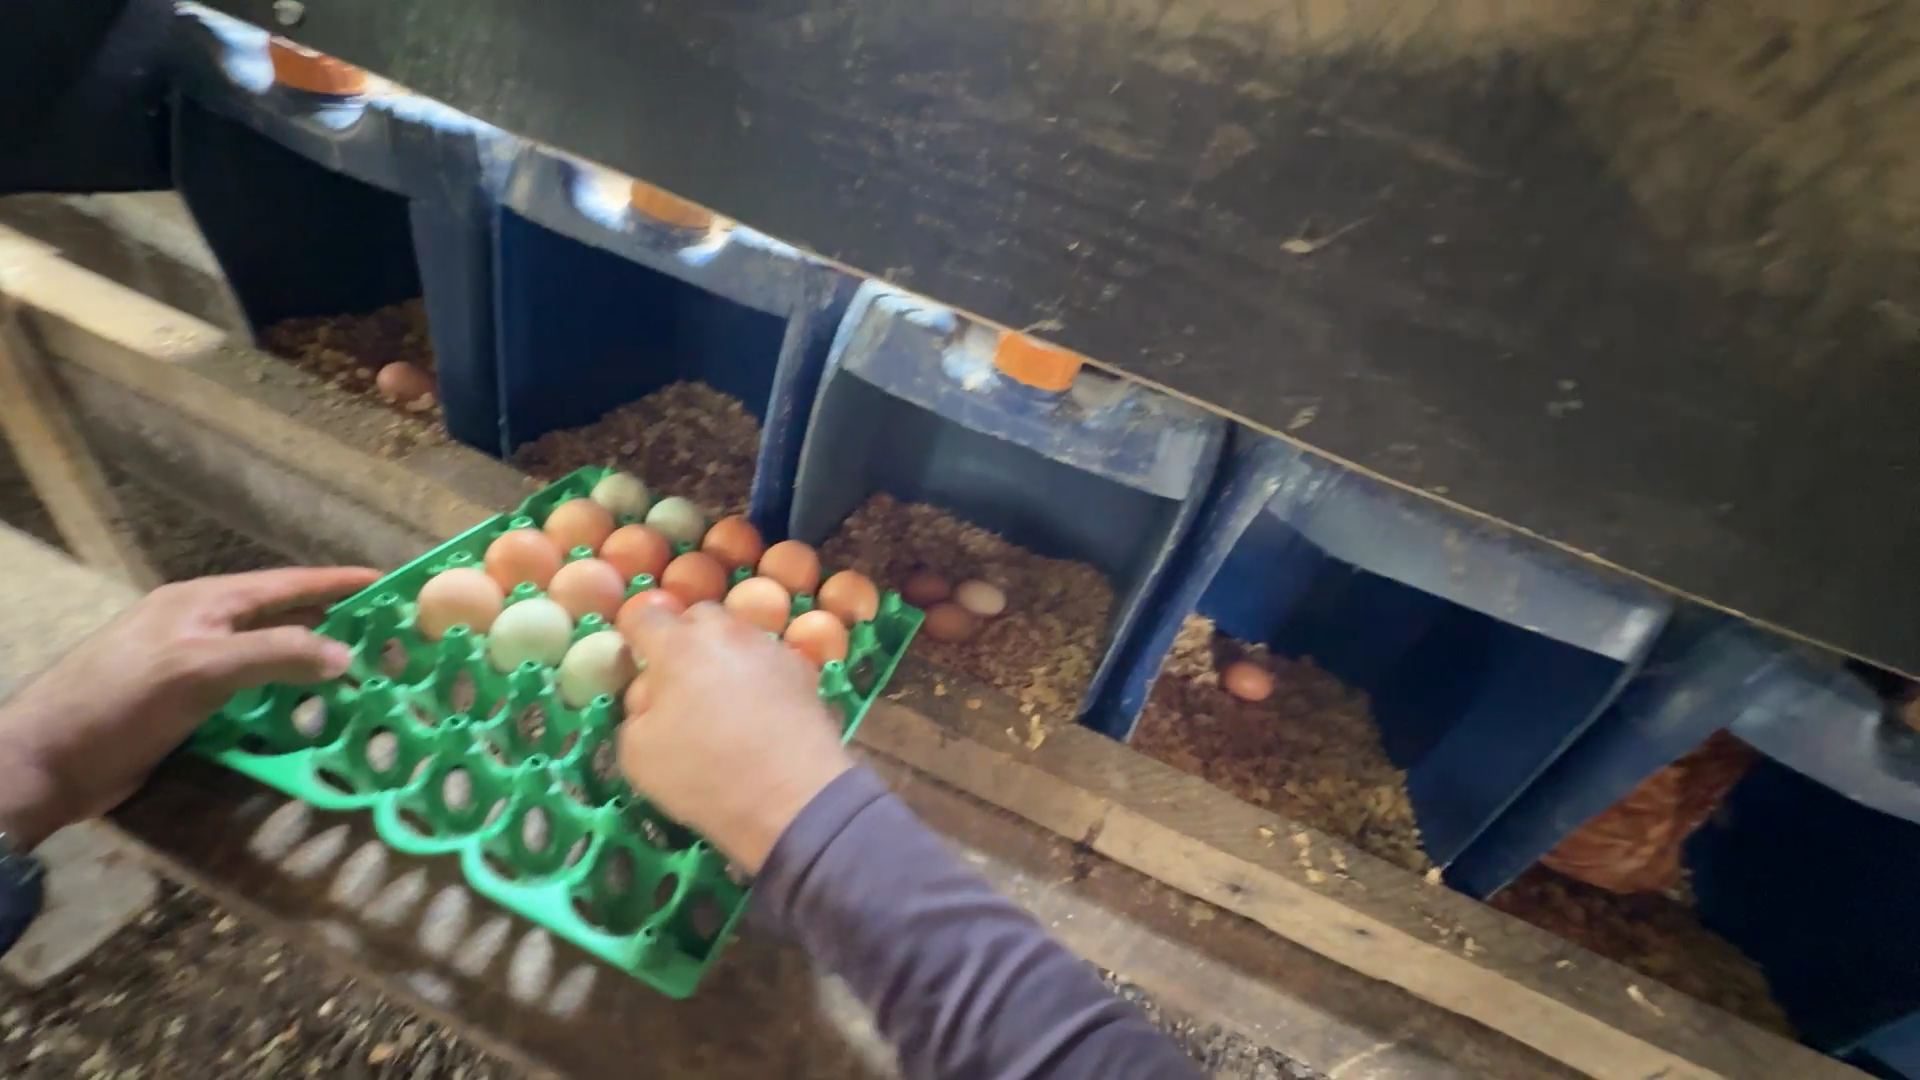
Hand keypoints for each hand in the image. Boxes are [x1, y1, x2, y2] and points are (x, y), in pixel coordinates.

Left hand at [0, 566, 378, 849]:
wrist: (37, 768)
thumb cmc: (116, 705)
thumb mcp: (201, 670)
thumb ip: (278, 654)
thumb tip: (347, 656)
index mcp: (204, 602)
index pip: (289, 583)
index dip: (341, 582)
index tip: (391, 583)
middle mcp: (205, 623)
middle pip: (287, 614)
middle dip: (338, 620)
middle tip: (388, 631)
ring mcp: (196, 659)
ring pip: (275, 648)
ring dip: (317, 656)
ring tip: (365, 665)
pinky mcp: (191, 695)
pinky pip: (259, 680)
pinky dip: (292, 685)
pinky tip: (316, 699)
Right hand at [618, 602, 853, 871]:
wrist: (792, 793)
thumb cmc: (704, 774)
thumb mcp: (637, 751)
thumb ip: (637, 707)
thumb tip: (653, 692)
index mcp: (679, 646)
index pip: (644, 614)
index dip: (633, 631)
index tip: (635, 654)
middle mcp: (727, 634)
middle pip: (699, 616)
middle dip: (684, 636)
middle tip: (679, 678)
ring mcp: (770, 647)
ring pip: (738, 634)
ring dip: (724, 654)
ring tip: (723, 696)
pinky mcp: (803, 667)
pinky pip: (769, 658)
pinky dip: (758, 672)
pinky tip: (760, 707)